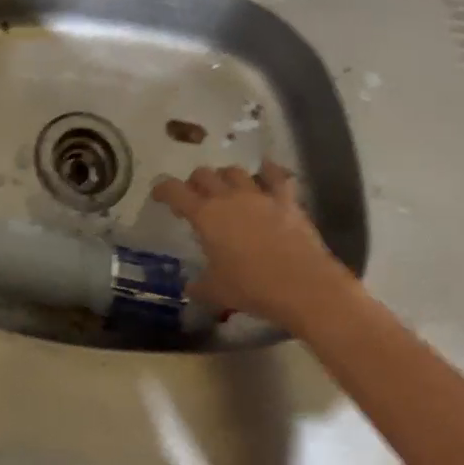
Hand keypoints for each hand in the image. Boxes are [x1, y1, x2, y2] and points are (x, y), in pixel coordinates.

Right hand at [151, 161, 351, 325]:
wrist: (304, 286)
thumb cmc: (253, 288)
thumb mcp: (218, 293)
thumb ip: (199, 286)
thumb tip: (189, 287)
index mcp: (205, 215)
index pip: (174, 191)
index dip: (163, 189)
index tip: (159, 195)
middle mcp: (228, 197)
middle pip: (204, 174)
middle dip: (195, 182)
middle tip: (196, 197)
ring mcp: (258, 195)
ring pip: (235, 172)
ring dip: (226, 177)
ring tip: (227, 189)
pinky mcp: (286, 200)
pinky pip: (276, 176)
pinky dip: (269, 171)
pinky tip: (267, 171)